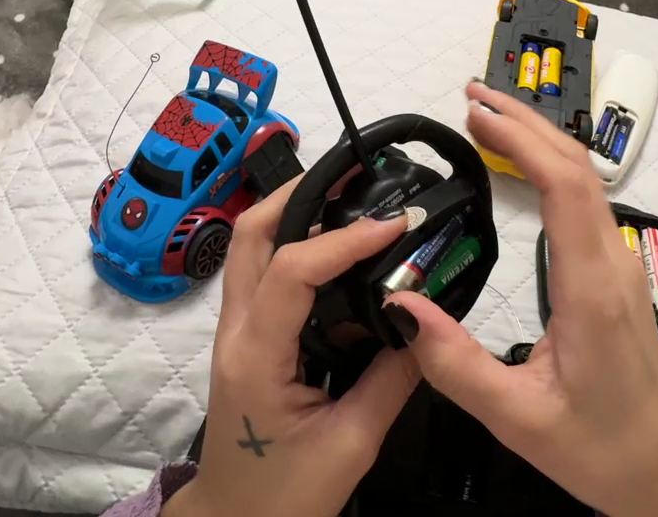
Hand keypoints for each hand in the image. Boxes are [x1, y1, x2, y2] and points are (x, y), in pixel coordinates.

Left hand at [165, 178, 419, 516]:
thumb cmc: (285, 495)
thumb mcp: (351, 445)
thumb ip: (391, 379)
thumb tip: (423, 319)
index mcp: (256, 355)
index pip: (292, 270)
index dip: (344, 238)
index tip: (394, 224)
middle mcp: (235, 329)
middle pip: (251, 233)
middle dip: (298, 192)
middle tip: (351, 173)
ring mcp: (234, 328)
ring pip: (250, 245)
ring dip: (293, 210)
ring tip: (347, 195)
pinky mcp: (247, 334)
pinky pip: (263, 270)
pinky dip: (295, 242)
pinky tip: (336, 246)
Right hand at [381, 82, 657, 516]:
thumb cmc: (597, 447)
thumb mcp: (517, 419)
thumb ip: (455, 364)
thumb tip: (400, 306)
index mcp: (591, 291)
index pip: (565, 188)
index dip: (523, 141)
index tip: (479, 114)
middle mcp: (611, 263)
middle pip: (576, 167)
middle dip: (525, 121)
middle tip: (472, 96)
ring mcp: (617, 261)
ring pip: (584, 176)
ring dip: (538, 136)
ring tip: (488, 114)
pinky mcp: (611, 267)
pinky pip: (583, 196)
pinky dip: (548, 162)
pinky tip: (520, 158)